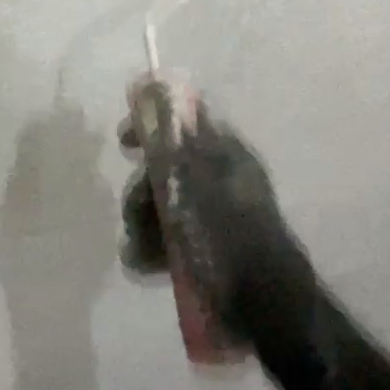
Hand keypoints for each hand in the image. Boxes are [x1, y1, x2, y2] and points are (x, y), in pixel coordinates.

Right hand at [118, 75, 327, 372]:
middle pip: (164, 169)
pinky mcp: (210, 249)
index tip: (124, 142)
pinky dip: (153, 248)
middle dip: (140, 191)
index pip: (182, 121)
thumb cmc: (228, 231)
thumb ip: (170, 135)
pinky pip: (171, 237)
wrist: (265, 303)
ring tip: (138, 250)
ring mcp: (215, 216)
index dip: (149, 125)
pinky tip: (144, 264)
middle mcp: (220, 178)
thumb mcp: (194, 176)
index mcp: (224, 153)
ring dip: (142, 224)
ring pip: (163, 206)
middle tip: (134, 212)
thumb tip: (152, 86)